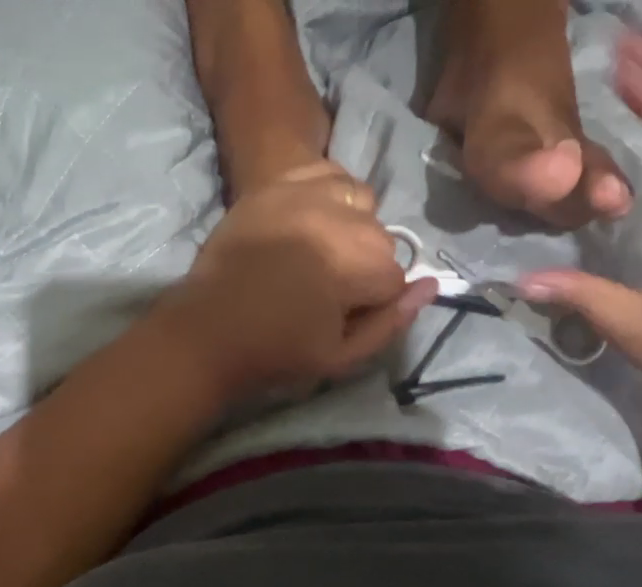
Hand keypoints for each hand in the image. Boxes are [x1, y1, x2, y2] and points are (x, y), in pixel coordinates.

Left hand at [154, 163, 438, 400]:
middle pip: (381, 238)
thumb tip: (431, 286)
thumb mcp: (343, 357)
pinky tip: (310, 222)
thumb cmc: (278, 351)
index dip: (374, 303)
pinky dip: (328, 194)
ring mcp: (307, 194)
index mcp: (359, 264)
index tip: (343, 318)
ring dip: (351, 225)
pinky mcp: (277, 185)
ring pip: (359, 200)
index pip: (396, 278)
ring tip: (320, 253)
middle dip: (365, 265)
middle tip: (325, 292)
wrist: (210, 330)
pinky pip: (326, 173)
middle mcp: (341, 219)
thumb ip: (393, 323)